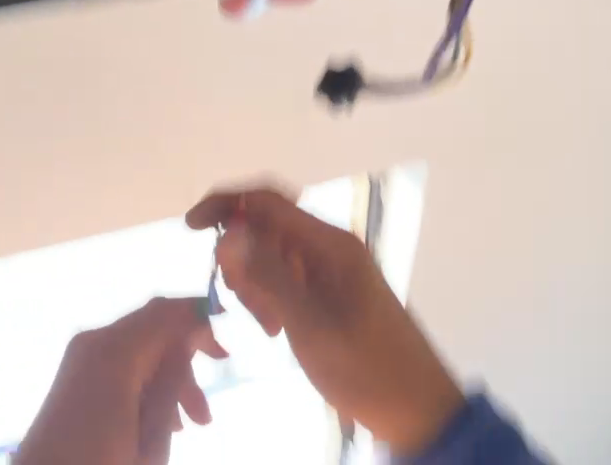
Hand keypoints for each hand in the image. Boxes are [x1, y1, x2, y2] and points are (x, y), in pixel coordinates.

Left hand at [14, 297, 227, 464]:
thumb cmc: (101, 464)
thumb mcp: (150, 436)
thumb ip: (171, 382)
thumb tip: (188, 337)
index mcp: (114, 352)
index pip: (166, 312)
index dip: (199, 314)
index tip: (229, 332)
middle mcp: (94, 341)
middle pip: (153, 327)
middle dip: (187, 357)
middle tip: (209, 409)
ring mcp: (80, 356)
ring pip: (138, 347)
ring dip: (169, 375)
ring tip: (193, 426)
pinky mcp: (74, 374)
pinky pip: (120, 362)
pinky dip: (146, 379)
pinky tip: (161, 421)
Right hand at [187, 187, 463, 453]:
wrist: (419, 411)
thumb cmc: (368, 368)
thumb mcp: (311, 326)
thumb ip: (268, 277)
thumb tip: (226, 233)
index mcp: (328, 242)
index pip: (267, 200)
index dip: (225, 203)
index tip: (191, 227)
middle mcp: (328, 244)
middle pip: (265, 226)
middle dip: (241, 257)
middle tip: (240, 304)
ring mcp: (330, 266)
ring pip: (271, 253)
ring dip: (255, 282)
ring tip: (265, 325)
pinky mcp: (329, 288)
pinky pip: (286, 275)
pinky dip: (270, 295)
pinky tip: (274, 327)